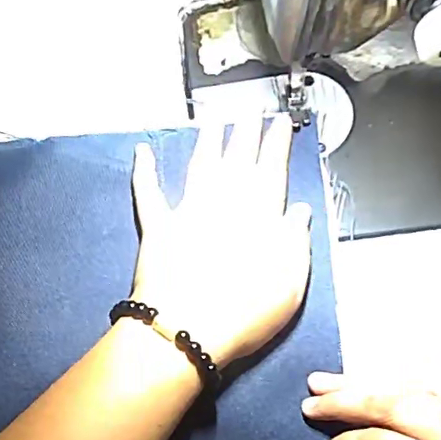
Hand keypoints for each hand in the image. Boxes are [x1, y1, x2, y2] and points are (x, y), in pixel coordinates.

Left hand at [130, 115, 311, 367]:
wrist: (187, 331)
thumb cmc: (244, 313)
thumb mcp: (291, 283)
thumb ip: (296, 241)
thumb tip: (298, 212)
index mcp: (260, 215)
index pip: (272, 168)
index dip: (275, 143)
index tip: (278, 123)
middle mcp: (224, 203)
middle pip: (236, 158)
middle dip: (245, 131)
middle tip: (249, 108)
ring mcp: (187, 212)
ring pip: (200, 165)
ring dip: (207, 141)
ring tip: (213, 121)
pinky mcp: (157, 229)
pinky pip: (148, 193)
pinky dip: (144, 172)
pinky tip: (142, 153)